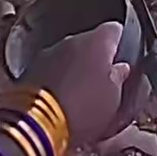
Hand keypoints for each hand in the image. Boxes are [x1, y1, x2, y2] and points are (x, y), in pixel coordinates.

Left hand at [24, 21, 130, 147]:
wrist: (35, 126)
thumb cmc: (82, 110)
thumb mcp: (113, 99)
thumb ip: (119, 78)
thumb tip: (121, 68)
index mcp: (97, 41)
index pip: (115, 29)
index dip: (122, 42)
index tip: (125, 57)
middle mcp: (72, 39)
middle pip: (91, 41)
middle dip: (97, 57)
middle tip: (104, 81)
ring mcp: (49, 52)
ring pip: (70, 54)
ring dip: (76, 67)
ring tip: (82, 93)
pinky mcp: (31, 69)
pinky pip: (52, 67)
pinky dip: (58, 78)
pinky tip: (63, 97)